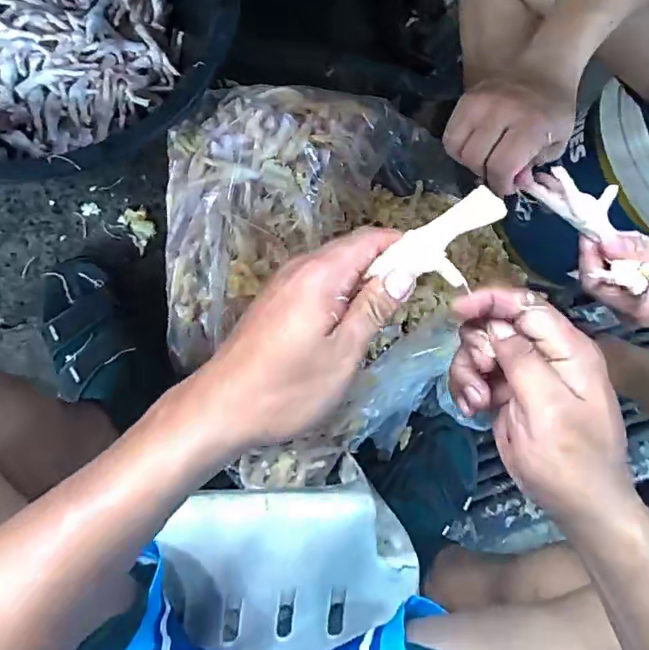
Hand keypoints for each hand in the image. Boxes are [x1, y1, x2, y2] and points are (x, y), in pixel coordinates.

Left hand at [192, 227, 412, 449]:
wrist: (217, 410)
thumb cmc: (287, 388)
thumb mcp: (343, 353)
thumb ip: (375, 307)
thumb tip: (406, 272)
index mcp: (321, 274)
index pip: (372, 239)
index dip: (405, 244)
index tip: (431, 263)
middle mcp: (302, 267)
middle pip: (355, 247)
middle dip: (389, 261)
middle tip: (413, 292)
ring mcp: (285, 281)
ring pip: (338, 263)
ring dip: (367, 276)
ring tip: (387, 308)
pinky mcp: (276, 298)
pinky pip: (320, 278)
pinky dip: (344, 287)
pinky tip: (351, 318)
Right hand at [444, 65, 576, 195]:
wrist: (541, 68)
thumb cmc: (554, 109)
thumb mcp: (558, 141)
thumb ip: (535, 165)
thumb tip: (514, 182)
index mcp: (531, 125)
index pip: (502, 166)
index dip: (501, 185)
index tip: (506, 188)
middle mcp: (501, 112)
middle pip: (475, 159)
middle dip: (485, 175)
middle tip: (497, 174)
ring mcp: (479, 103)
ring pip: (457, 148)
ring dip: (469, 162)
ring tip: (485, 160)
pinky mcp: (465, 98)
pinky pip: (450, 134)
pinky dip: (458, 148)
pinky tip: (475, 147)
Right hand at [448, 289, 634, 526]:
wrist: (584, 509)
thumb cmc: (572, 460)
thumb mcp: (548, 409)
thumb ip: (522, 360)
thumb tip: (496, 326)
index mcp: (568, 348)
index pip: (527, 305)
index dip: (491, 300)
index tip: (457, 308)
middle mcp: (549, 354)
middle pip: (499, 324)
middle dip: (478, 344)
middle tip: (480, 375)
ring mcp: (529, 375)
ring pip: (484, 348)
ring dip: (470, 369)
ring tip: (476, 401)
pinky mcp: (512, 395)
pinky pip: (481, 374)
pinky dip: (469, 387)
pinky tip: (473, 409)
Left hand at [578, 234, 648, 334]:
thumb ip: (641, 250)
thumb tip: (603, 239)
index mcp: (637, 307)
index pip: (594, 281)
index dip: (587, 254)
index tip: (590, 227)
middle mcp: (630, 312)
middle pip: (599, 278)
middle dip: (602, 249)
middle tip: (611, 223)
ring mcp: (637, 308)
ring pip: (612, 276)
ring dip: (618, 253)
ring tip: (638, 236)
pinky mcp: (645, 301)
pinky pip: (626, 279)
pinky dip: (630, 260)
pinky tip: (647, 246)